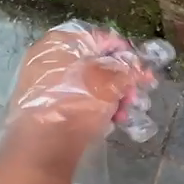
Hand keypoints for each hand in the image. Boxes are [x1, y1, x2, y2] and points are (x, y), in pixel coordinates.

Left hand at [0, 23, 155, 183]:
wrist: (42, 146)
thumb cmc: (77, 104)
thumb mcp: (109, 83)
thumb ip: (127, 69)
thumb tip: (136, 66)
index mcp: (62, 42)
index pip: (100, 37)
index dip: (125, 52)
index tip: (142, 69)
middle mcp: (50, 57)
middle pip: (96, 62)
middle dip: (122, 80)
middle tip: (137, 96)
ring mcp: (45, 81)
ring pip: (89, 83)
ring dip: (113, 96)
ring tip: (126, 114)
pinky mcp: (45, 103)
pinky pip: (77, 97)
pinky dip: (96, 106)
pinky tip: (111, 121)